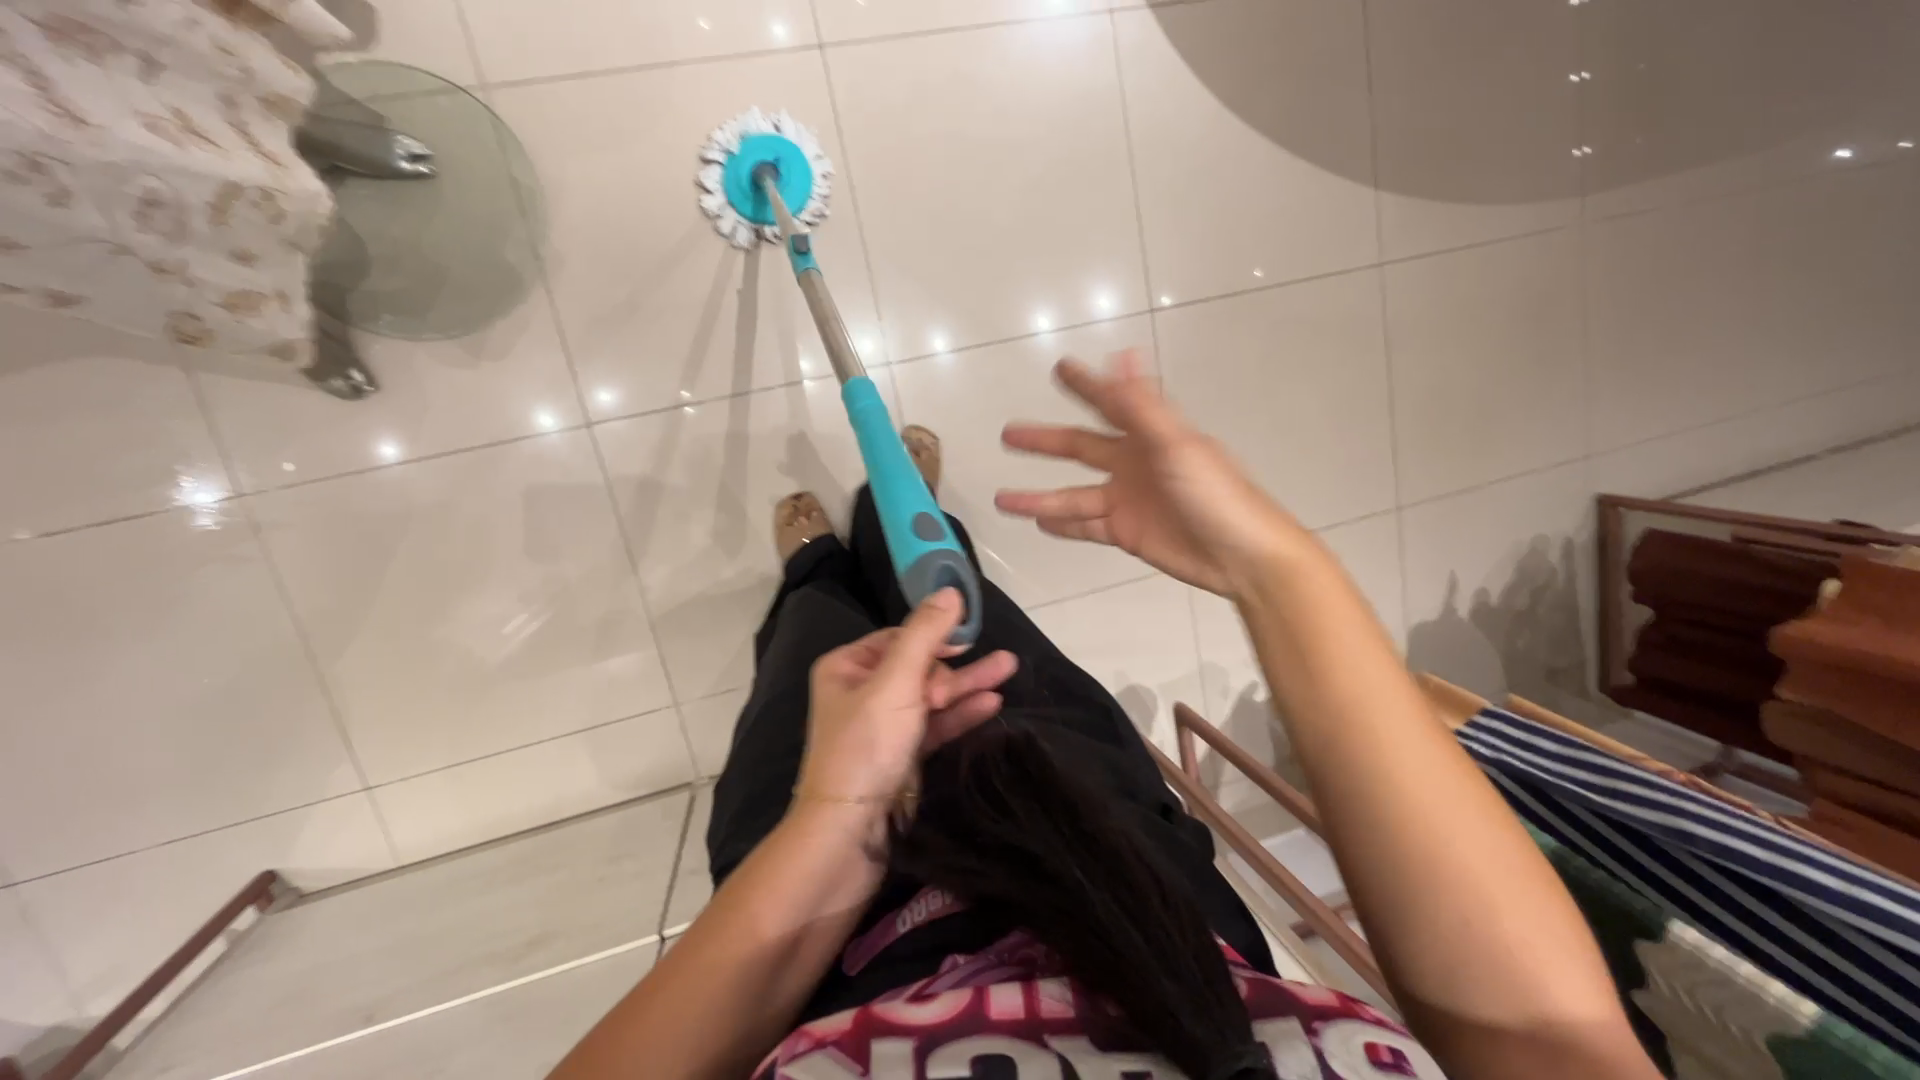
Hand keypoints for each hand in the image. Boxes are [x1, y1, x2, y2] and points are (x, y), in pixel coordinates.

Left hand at [798, 588, 1017, 812]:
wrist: (849, 829)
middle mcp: (859, 692)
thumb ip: (925, 635)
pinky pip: (933, 725)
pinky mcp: (898, 755)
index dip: (934, 638)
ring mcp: (880, 726)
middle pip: (918, 667)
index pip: (898, 639)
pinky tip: (990, 704)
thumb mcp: (897, 681)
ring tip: (1009, 672)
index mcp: (846, 667)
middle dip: (957, 666)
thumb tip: (949, 590)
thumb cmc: (867, 745)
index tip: (967, 640)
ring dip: (967, 686)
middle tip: (1003, 662)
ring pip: (930, 697)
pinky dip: (959, 714)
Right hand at [995, 351, 1304, 598]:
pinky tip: (1038, 522)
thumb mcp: (1177, 444)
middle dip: (1045, 442)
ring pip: (1074, 496)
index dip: (1085, 385)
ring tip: (1002, 498)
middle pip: (1080, 448)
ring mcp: (1128, 500)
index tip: (1061, 369)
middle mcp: (1134, 463)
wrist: (1243, 555)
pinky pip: (1086, 526)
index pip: (1109, 404)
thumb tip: (1122, 353)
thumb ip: (1142, 405)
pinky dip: (1063, 525)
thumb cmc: (1216, 494)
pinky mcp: (1128, 532)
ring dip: (1040, 495)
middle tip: (1009, 433)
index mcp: (1150, 435)